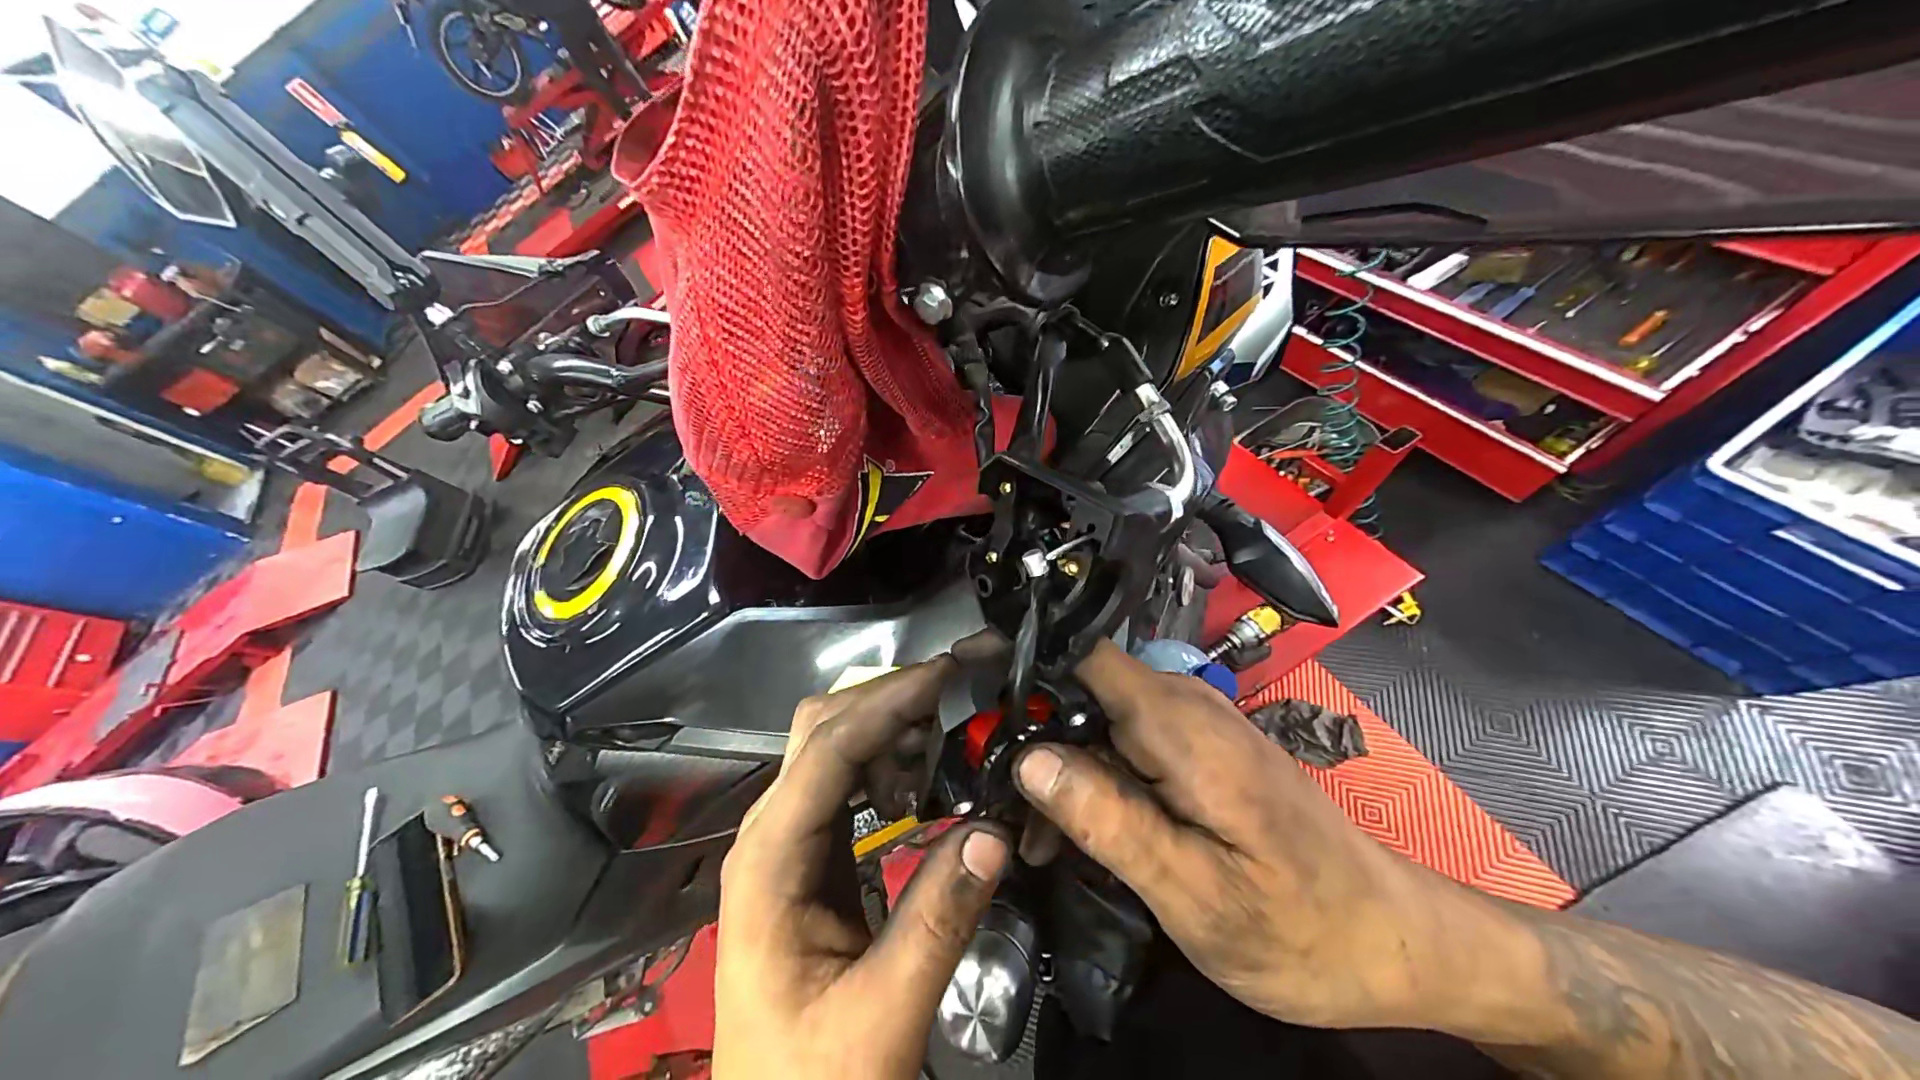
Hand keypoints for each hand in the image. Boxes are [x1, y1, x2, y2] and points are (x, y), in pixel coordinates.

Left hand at [713, 658, 1013, 1079]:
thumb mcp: (880, 1017)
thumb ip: (937, 923)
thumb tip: (995, 832)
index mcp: (768, 862)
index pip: (826, 751)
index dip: (887, 703)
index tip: (948, 675)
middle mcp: (769, 835)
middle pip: (821, 731)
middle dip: (888, 698)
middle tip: (960, 690)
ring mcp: (787, 843)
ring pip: (833, 748)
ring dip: (890, 727)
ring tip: (952, 733)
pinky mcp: (810, 857)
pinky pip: (847, 784)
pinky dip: (888, 763)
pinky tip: (925, 781)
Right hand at [1012, 641, 1549, 1041]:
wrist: (1395, 943)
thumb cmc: (1302, 931)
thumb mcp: (1194, 895)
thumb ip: (1108, 820)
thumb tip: (1029, 760)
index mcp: (1183, 730)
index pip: (1085, 655)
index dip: (1024, 664)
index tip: (971, 694)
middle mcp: (1187, 709)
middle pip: (1081, 687)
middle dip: (1029, 729)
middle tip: (993, 794)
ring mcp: (1194, 728)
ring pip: (1097, 717)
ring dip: (1056, 761)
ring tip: (1031, 828)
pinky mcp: (1198, 752)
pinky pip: (1124, 743)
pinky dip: (1089, 775)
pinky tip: (1073, 825)